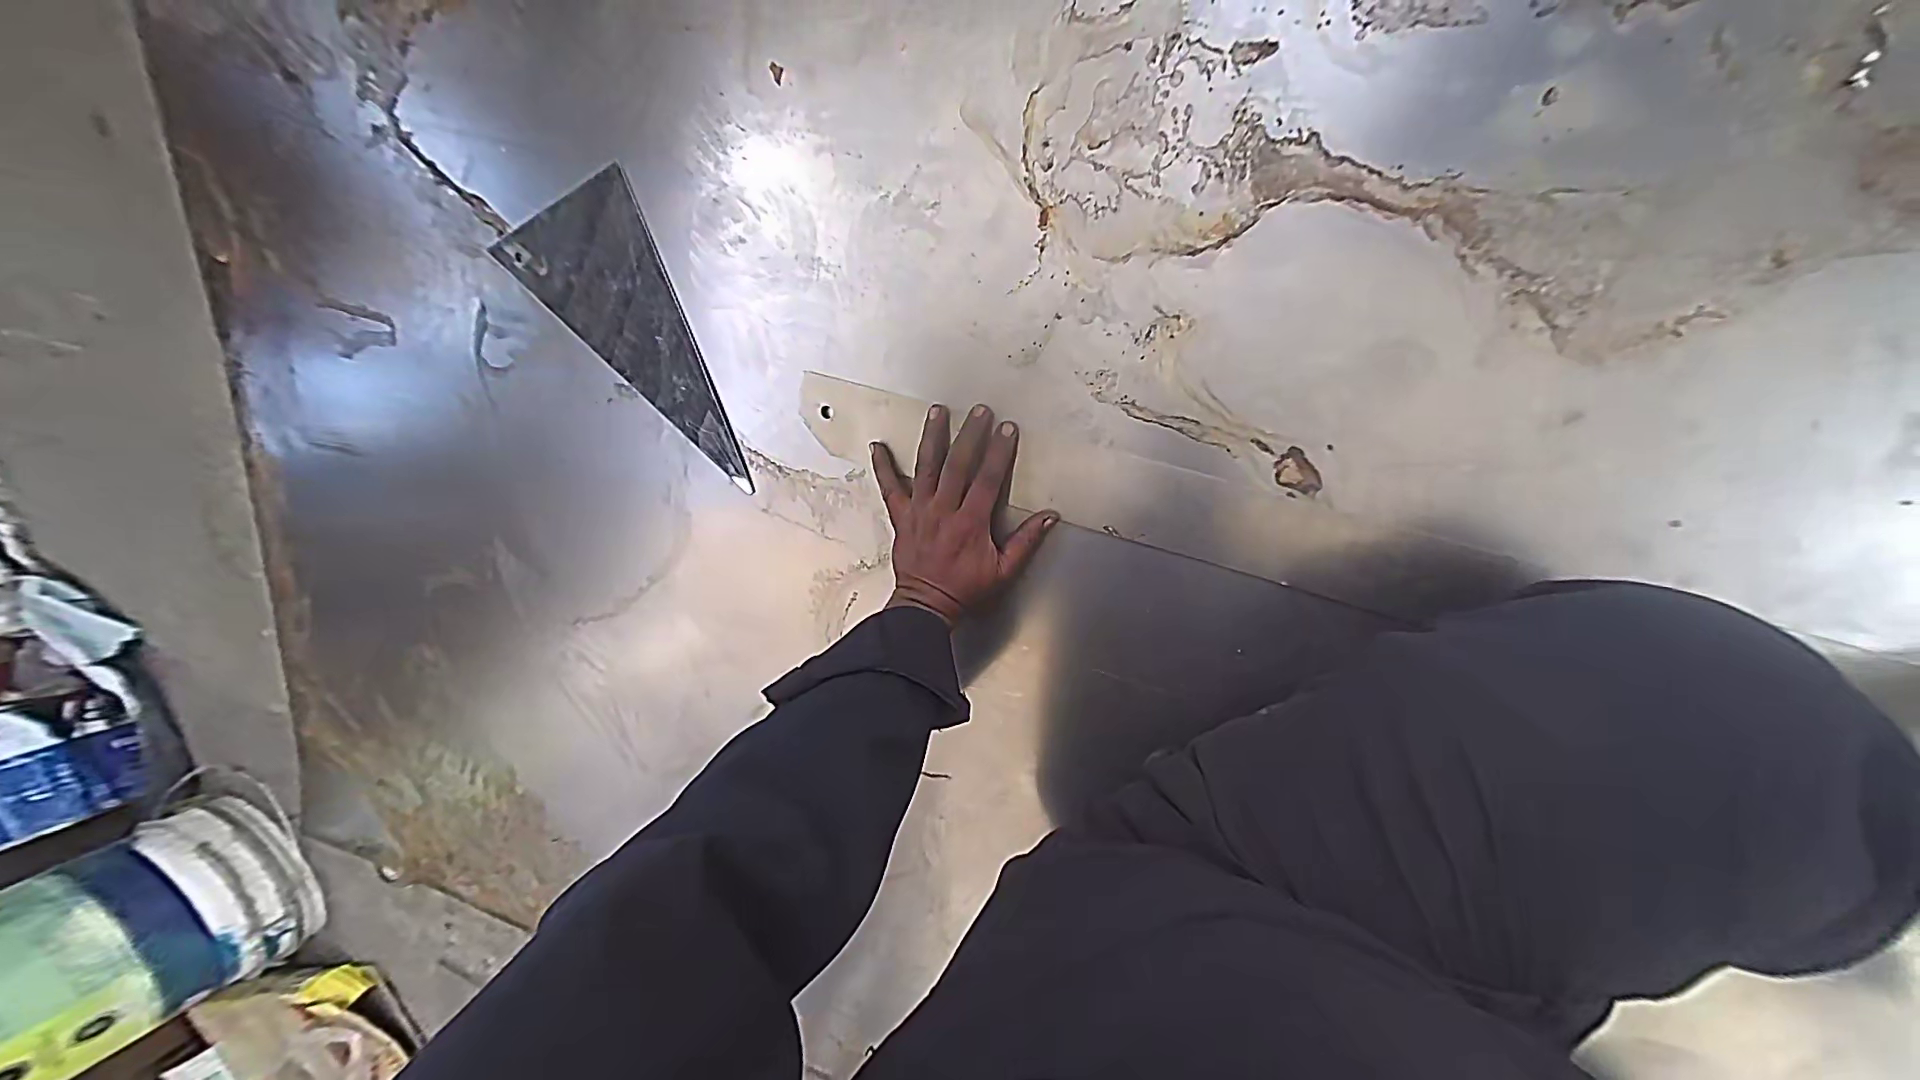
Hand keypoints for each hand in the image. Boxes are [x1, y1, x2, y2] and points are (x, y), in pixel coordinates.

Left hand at [872, 403, 1059, 624]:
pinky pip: (890, 488)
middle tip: (979, 411)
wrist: (927, 605)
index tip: (1007, 430)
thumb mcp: (1004, 571)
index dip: (999, 452)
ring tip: (937, 412)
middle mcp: (944, 511)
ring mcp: (920, 511)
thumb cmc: (965, 590)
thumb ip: (1026, 541)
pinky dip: (883, 467)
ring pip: (926, 467)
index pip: (988, 478)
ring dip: (933, 437)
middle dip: (971, 434)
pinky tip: (878, 447)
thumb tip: (1048, 518)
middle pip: (958, 464)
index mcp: (970, 522)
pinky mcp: (902, 517)